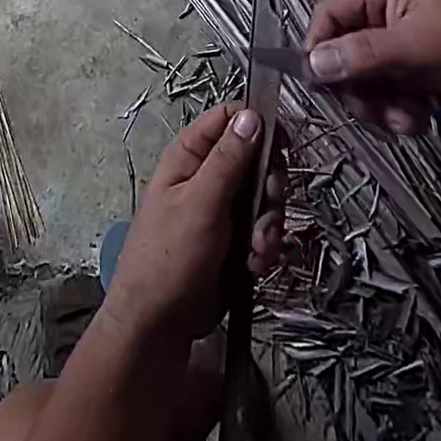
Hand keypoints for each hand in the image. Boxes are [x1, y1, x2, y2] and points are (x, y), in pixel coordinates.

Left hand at [103, 102, 286, 345]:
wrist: (159, 325)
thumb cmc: (169, 257)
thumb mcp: (201, 203)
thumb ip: (229, 159)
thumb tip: (251, 115)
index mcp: (190, 155)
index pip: (229, 118)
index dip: (257, 125)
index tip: (282, 146)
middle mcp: (208, 174)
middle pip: (257, 157)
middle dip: (270, 186)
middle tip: (268, 206)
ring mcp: (223, 206)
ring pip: (265, 195)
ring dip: (269, 223)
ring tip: (257, 249)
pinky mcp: (235, 236)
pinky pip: (263, 227)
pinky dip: (264, 245)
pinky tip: (254, 264)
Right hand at [305, 0, 440, 134]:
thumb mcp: (418, 45)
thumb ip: (362, 54)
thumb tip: (311, 64)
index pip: (327, 17)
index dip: (319, 49)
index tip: (321, 85)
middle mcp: (383, 15)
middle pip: (341, 54)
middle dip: (357, 88)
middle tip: (373, 112)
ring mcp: (399, 45)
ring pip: (363, 80)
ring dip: (379, 106)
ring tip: (408, 119)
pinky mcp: (414, 71)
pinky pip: (387, 93)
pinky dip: (397, 110)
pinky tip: (419, 120)